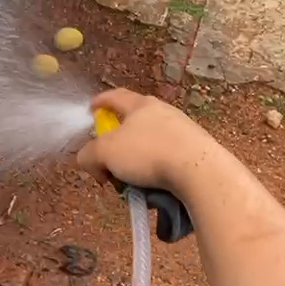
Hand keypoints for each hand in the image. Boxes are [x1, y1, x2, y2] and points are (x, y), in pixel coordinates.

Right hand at [73, 89, 238, 204]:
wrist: (197, 170)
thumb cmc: (147, 154)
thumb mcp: (104, 154)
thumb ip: (88, 155)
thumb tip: (88, 161)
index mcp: (140, 105)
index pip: (115, 97)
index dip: (99, 102)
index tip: (90, 110)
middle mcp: (162, 112)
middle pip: (131, 124)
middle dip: (115, 144)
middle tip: (106, 163)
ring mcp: (181, 130)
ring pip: (147, 145)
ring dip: (134, 162)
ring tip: (130, 184)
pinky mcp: (194, 149)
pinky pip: (164, 159)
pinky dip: (153, 172)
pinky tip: (152, 188)